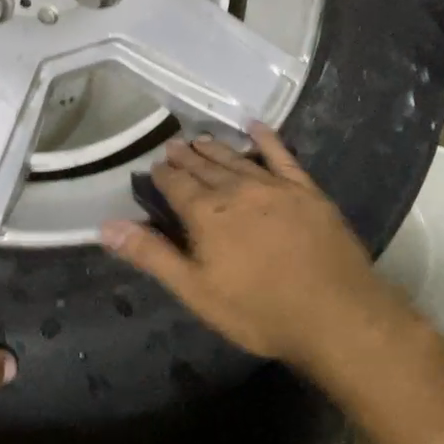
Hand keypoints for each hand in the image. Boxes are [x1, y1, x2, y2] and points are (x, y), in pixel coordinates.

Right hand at [100, 125, 418, 369]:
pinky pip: (283, 156)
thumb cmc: (260, 311)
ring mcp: (275, 187)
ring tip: (201, 138)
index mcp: (206, 213)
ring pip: (237, 159)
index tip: (154, 166)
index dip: (162, 174)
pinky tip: (256, 127)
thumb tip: (105, 226)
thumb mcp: (196, 291)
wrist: (338, 316)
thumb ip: (152, 255)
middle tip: (173, 146)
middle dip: (186, 157)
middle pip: (205, 166)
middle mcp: (237, 190)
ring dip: (216, 148)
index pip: (176, 184)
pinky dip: (267, 139)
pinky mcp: (307, 192)